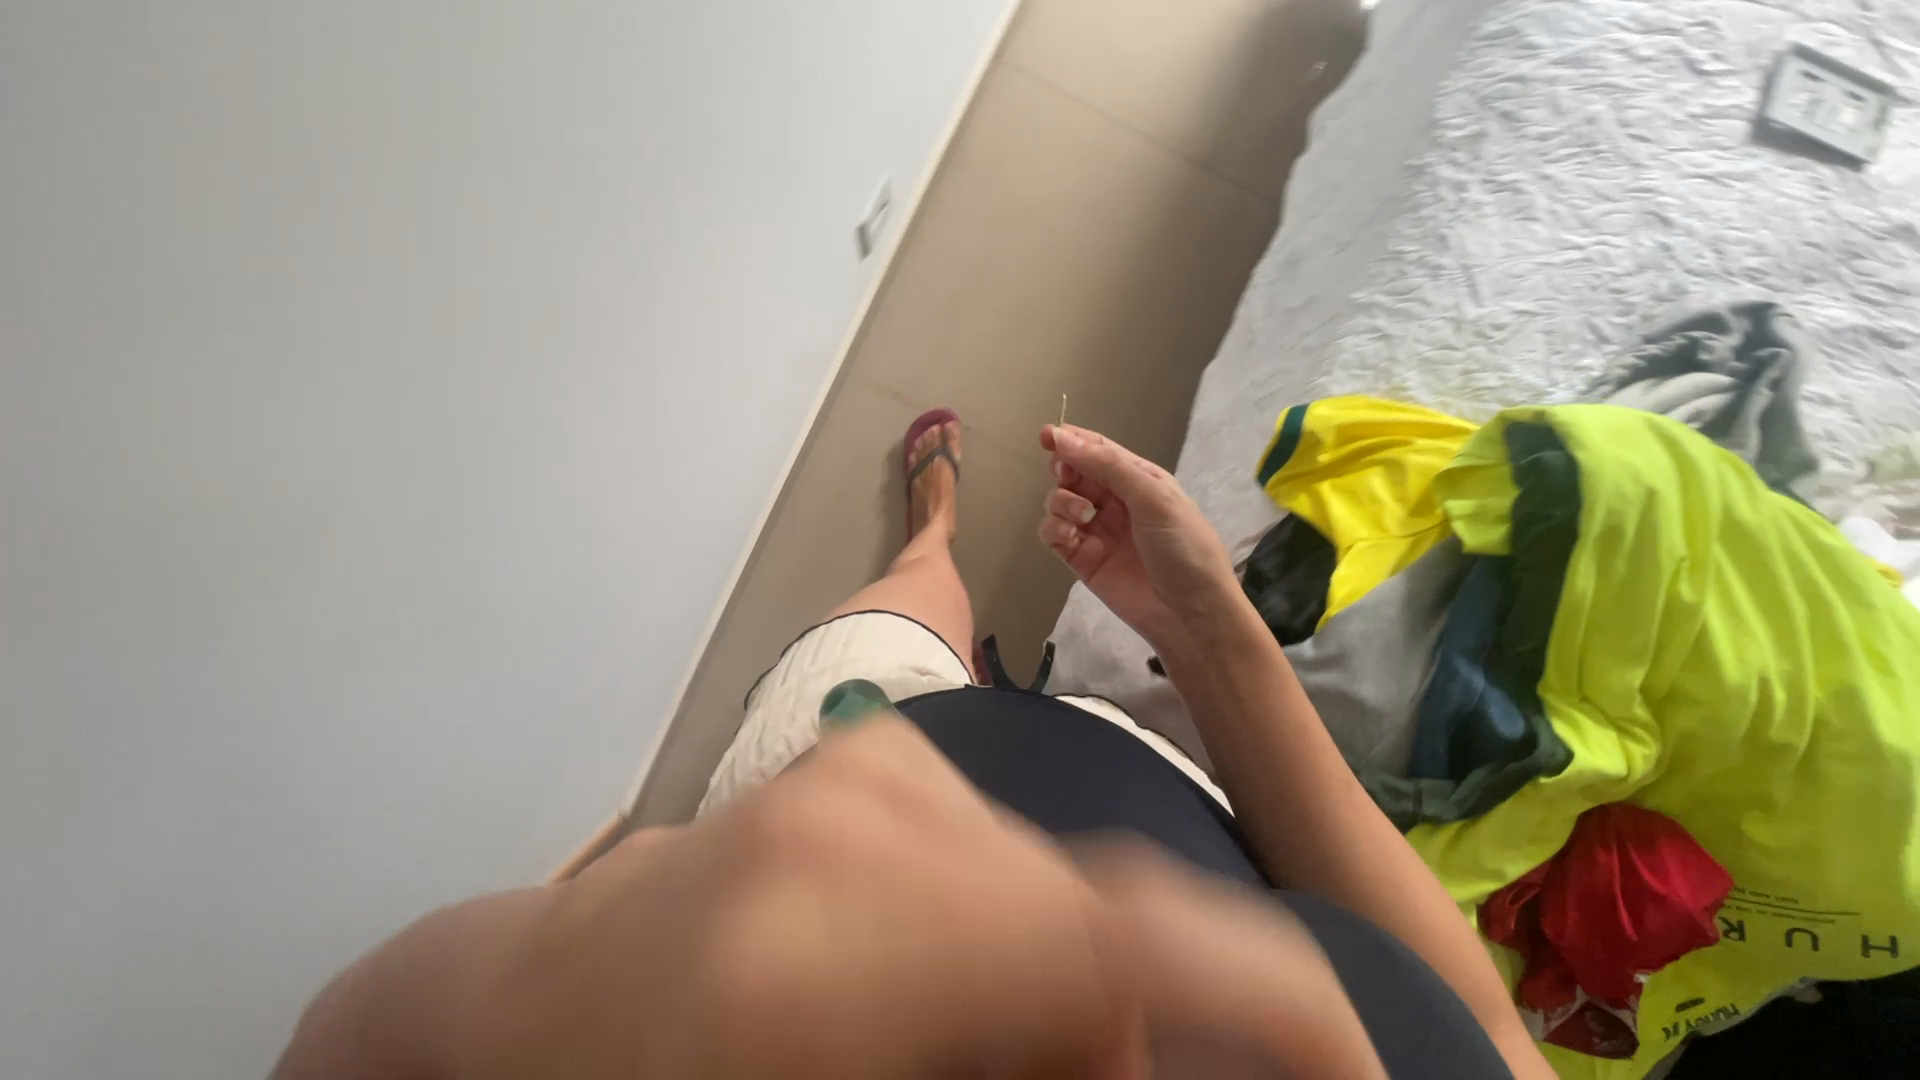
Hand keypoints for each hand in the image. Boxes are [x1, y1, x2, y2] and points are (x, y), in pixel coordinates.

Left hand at [276, 716, 1386, 1078]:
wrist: (522, 1005)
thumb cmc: (654, 1078)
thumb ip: (1037, 1059)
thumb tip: (1136, 1039)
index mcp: (828, 951)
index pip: (1106, 938)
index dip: (1267, 998)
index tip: (1347, 1063)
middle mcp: (860, 816)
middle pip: (1093, 918)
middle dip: (1138, 1022)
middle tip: (1096, 1073)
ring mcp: (861, 768)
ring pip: (1053, 882)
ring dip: (1069, 983)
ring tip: (999, 1040)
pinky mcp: (866, 762)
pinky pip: (1002, 855)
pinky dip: (1016, 931)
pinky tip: (949, 986)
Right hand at [1038, 424, 1241, 657]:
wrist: (1190, 613)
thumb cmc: (1182, 547)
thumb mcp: (1153, 497)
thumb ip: (1107, 466)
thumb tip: (1062, 437)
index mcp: (1139, 480)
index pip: (1100, 451)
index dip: (1072, 440)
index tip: (1046, 436)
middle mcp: (1116, 502)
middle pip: (1075, 474)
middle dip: (1065, 470)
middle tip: (1065, 475)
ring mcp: (1097, 531)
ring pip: (1060, 502)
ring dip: (1061, 501)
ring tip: (1081, 516)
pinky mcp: (1082, 560)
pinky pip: (1054, 534)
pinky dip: (1054, 529)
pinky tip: (1070, 536)